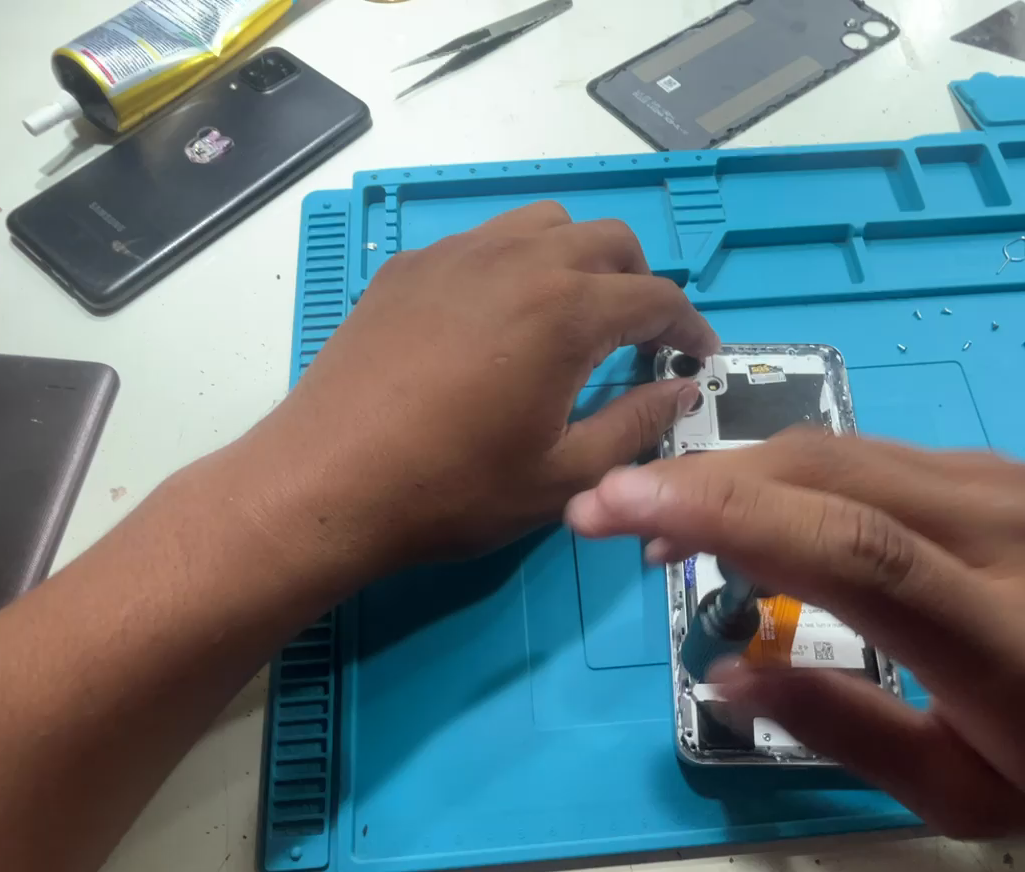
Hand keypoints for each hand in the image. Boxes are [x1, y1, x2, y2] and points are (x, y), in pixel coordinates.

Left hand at [232, 202, 715, 577]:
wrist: (328, 483)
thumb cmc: (452, 491)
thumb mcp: (560, 476)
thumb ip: (634, 426)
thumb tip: (680, 391)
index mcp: (565, 310)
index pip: (655, 297)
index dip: (688, 327)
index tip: (697, 356)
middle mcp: (516, 260)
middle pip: (607, 241)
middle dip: (638, 284)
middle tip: (638, 339)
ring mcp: (455, 255)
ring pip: (543, 226)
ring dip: (578, 262)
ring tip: (572, 319)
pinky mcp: (408, 269)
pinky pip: (483, 243)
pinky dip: (516, 266)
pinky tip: (497, 321)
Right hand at [564, 429, 1024, 842]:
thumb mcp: (965, 794)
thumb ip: (837, 728)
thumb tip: (723, 674)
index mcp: (998, 633)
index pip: (839, 545)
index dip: (716, 516)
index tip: (612, 510)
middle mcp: (996, 526)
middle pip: (818, 474)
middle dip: (692, 482)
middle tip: (605, 514)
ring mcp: (997, 482)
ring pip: (830, 453)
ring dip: (728, 479)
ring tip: (662, 528)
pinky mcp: (990, 468)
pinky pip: (861, 459)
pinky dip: (781, 480)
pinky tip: (751, 519)